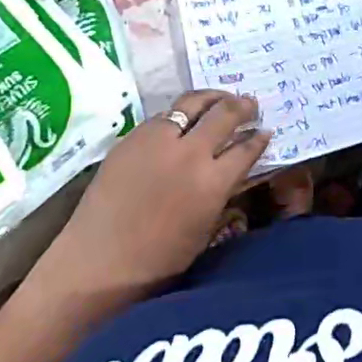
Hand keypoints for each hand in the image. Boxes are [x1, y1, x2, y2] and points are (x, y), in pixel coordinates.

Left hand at [43, 90, 269, 293]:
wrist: (96, 264)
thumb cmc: (156, 263)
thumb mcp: (203, 230)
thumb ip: (222, 193)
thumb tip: (235, 169)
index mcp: (212, 182)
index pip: (247, 148)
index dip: (259, 138)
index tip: (265, 131)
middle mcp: (189, 152)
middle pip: (225, 113)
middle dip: (243, 106)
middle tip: (250, 104)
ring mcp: (158, 139)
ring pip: (193, 102)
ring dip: (213, 98)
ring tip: (221, 98)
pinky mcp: (133, 136)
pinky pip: (164, 115)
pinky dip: (181, 113)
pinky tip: (183, 119)